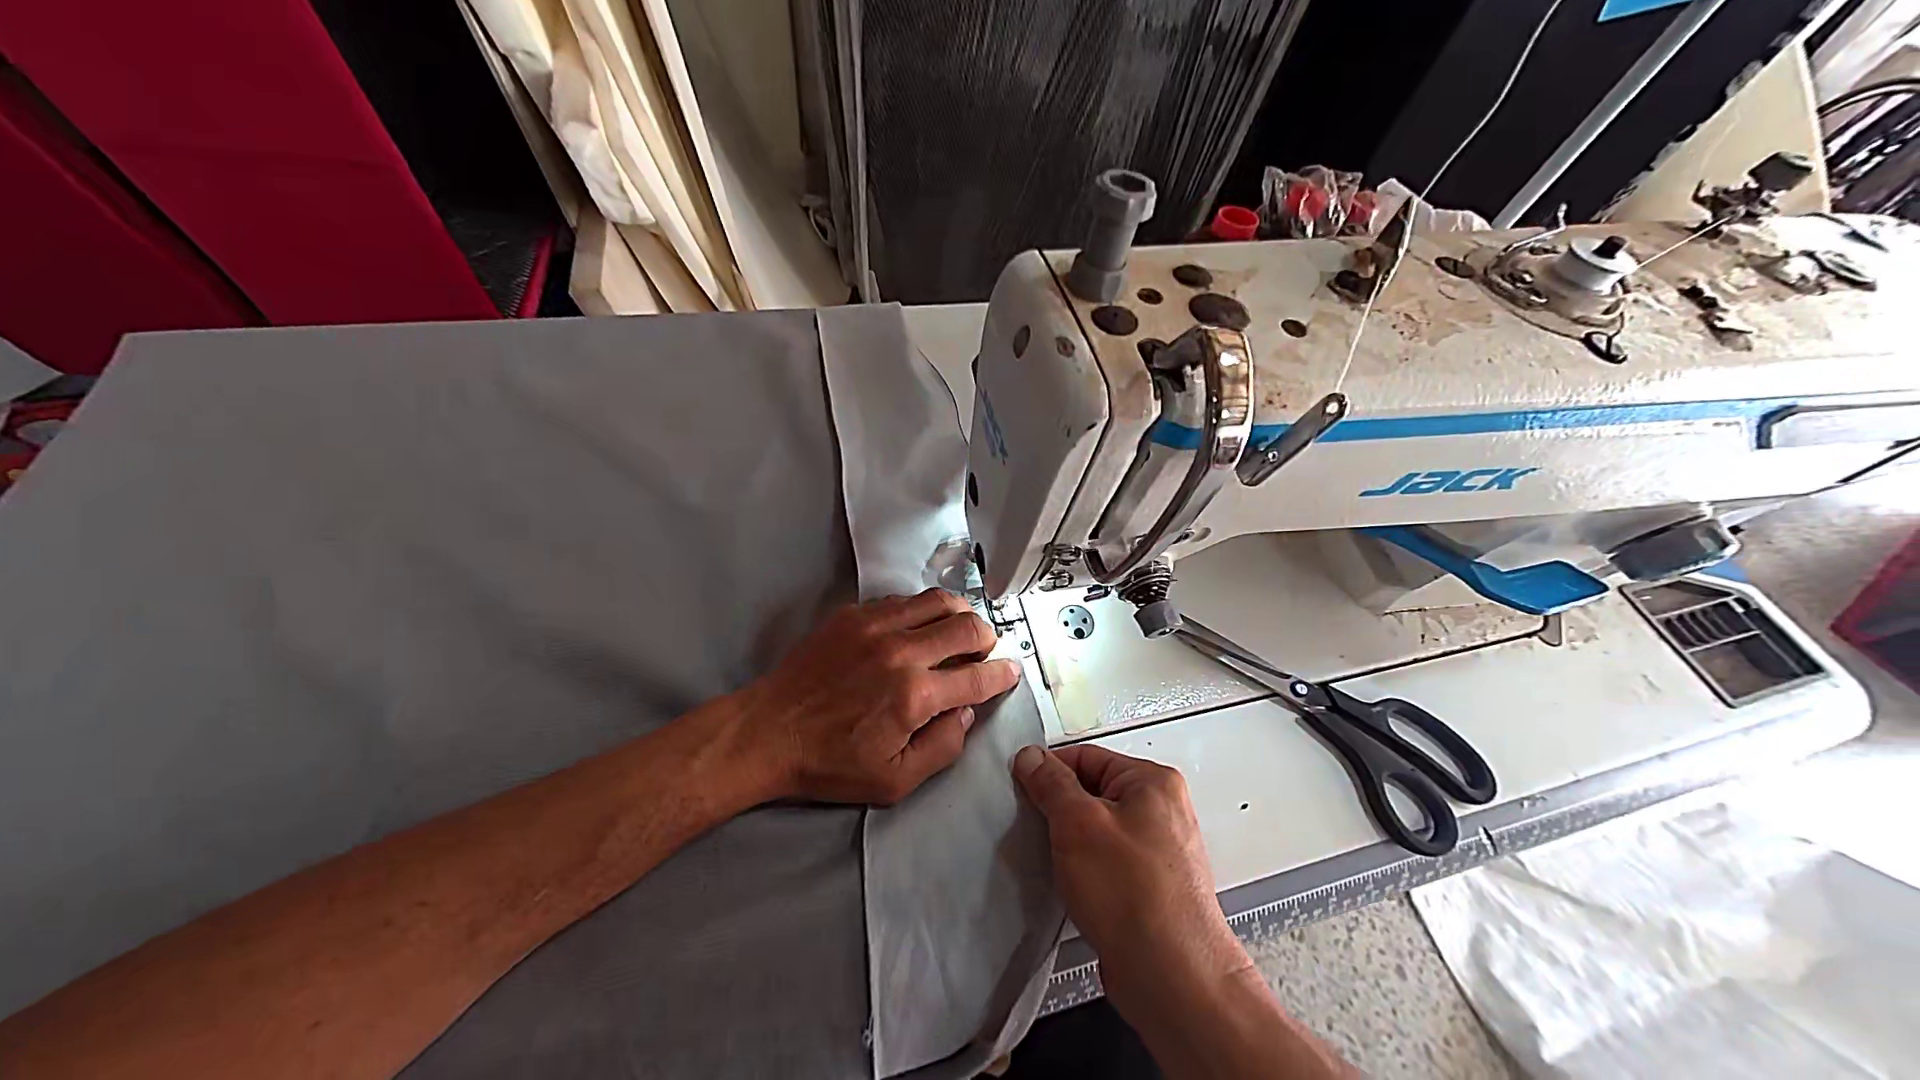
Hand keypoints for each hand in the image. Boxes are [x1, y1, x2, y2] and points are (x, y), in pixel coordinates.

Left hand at [740, 589, 1021, 805]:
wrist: (767, 733)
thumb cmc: (826, 762)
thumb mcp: (894, 781)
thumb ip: (942, 748)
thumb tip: (964, 715)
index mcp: (914, 696)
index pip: (978, 676)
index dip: (1002, 674)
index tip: (1008, 673)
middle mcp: (900, 653)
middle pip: (967, 626)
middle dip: (987, 638)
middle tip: (985, 651)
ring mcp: (874, 627)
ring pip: (938, 601)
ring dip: (959, 614)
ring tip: (960, 630)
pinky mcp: (852, 616)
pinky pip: (902, 600)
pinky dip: (921, 609)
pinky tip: (917, 627)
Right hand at [1010, 745, 1248, 995]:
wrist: (1172, 978)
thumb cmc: (1135, 897)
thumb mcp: (1077, 823)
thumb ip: (1050, 784)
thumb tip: (1032, 758)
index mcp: (1153, 782)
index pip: (1087, 756)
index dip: (1049, 769)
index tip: (1022, 784)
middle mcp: (1163, 811)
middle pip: (1092, 792)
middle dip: (1059, 810)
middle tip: (1035, 825)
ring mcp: (1159, 851)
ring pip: (1098, 829)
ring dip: (1071, 843)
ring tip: (1055, 860)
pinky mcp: (1151, 886)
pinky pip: (1107, 862)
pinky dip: (1086, 869)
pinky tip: (1073, 886)